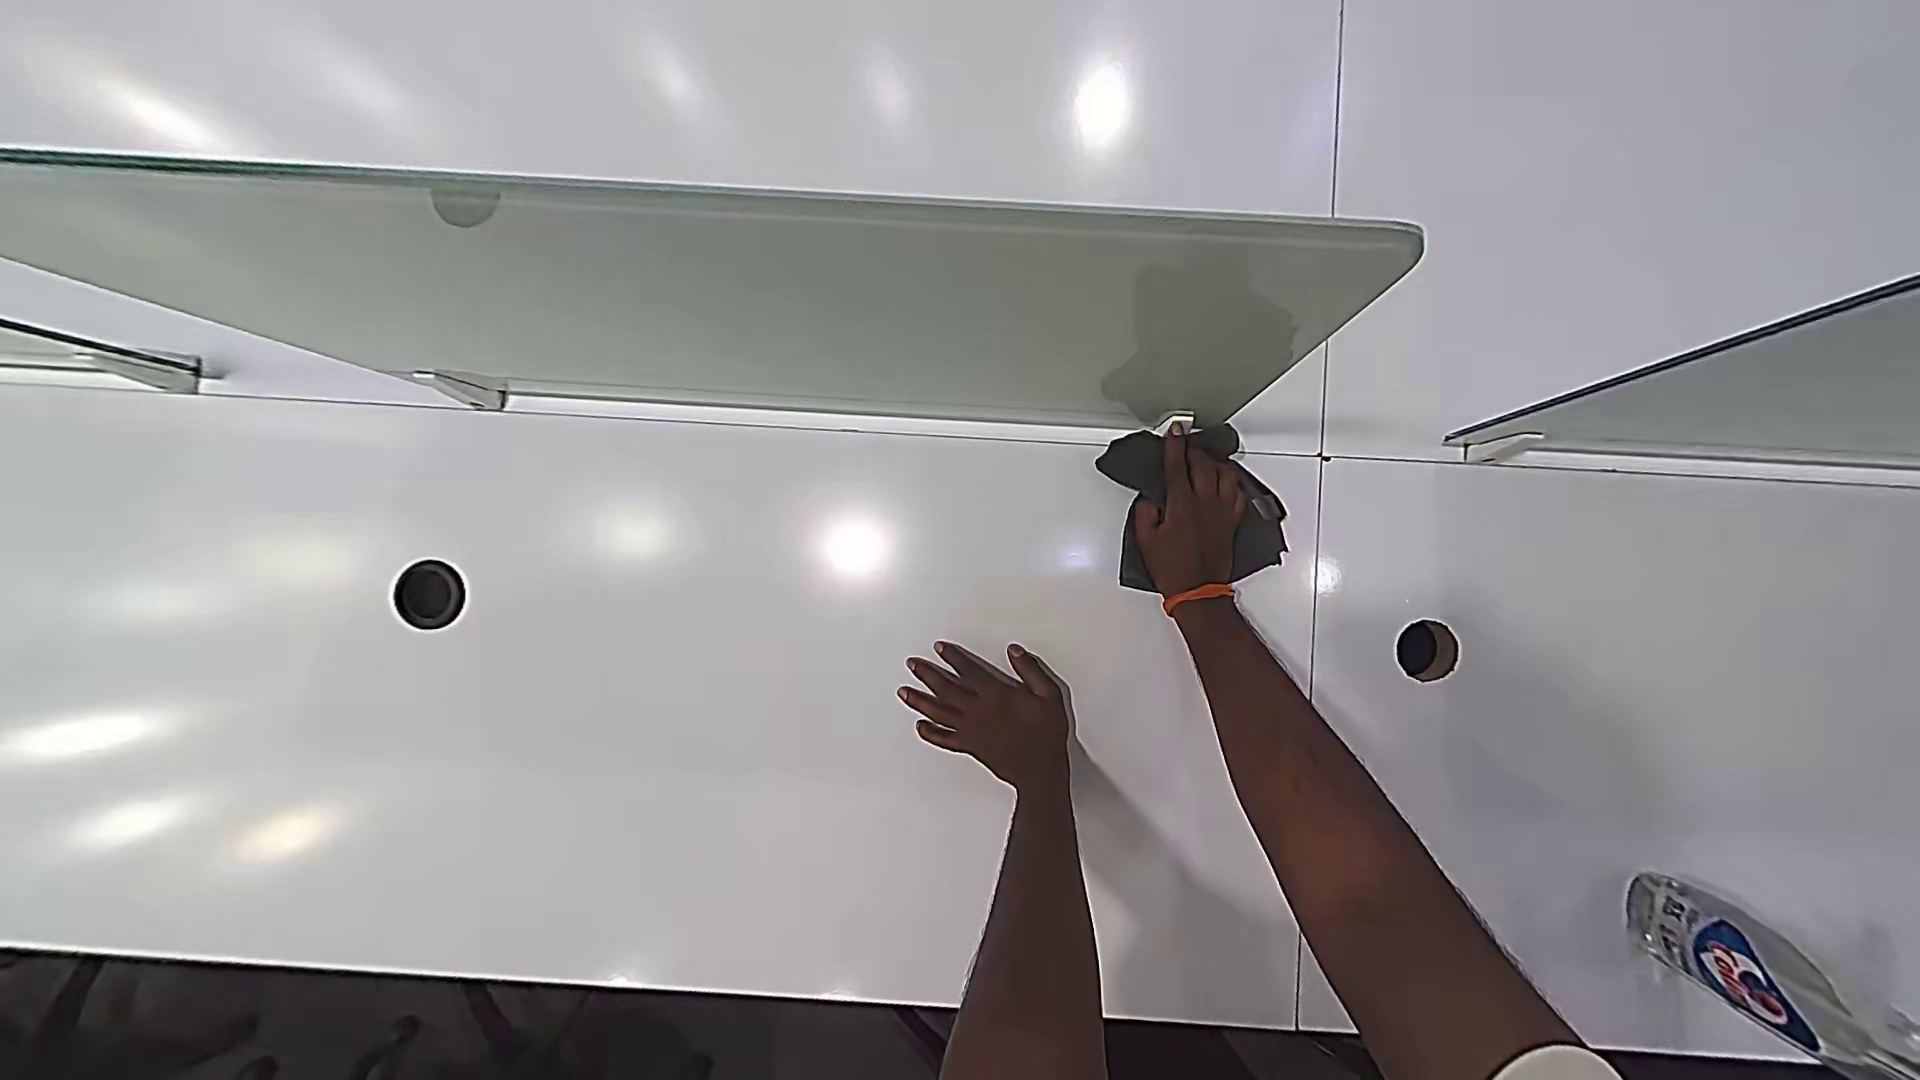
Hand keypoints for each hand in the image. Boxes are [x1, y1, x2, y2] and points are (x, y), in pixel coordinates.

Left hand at [898, 642, 1072, 790]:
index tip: (939, 648)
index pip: (968, 670)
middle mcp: (977, 711)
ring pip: (938, 712)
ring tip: (903, 691)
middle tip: (912, 664)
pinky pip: (944, 739)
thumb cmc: (1046, 734)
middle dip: (926, 674)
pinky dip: (930, 733)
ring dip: (919, 701)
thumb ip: (1030, 670)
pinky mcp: (970, 747)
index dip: (952, 657)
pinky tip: (919, 727)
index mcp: (995, 695)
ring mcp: (970, 730)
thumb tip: (1015, 651)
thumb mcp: (1048, 695)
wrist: (1040, 771)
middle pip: (945, 688)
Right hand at [1134, 423, 1246, 596]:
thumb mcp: (1145, 540)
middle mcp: (1205, 503)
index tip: (1174, 431)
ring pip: (1225, 474)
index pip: (1176, 466)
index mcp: (1181, 505)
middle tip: (1185, 445)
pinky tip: (1225, 479)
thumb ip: (1146, 513)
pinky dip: (1231, 481)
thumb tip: (1150, 499)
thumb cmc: (1172, 568)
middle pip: (1203, 464)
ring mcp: (1222, 511)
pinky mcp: (1231, 521)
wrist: (1197, 590)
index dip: (1174, 445)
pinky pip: (1237, 492)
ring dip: (1214, 462)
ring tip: (1205, 460)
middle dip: (1193, 450)